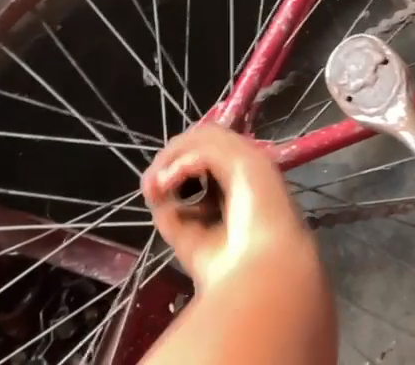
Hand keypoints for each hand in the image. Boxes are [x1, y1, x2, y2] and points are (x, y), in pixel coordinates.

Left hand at [142, 123, 318, 292]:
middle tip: (152, 184)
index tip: (155, 193)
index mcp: (242, 185)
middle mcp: (248, 166)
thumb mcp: (190, 237)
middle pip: (206, 140)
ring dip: (174, 154)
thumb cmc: (233, 266)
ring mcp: (250, 158)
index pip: (208, 159)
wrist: (262, 279)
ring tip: (157, 182)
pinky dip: (182, 163)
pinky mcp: (245, 158)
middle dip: (173, 156)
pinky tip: (167, 183)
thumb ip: (172, 210)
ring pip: (206, 136)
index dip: (180, 167)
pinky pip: (206, 150)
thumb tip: (156, 187)